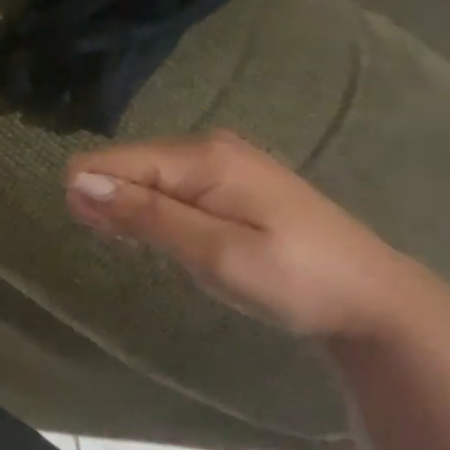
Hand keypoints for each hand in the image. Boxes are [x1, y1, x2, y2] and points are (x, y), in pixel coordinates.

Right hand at [65, 130, 436, 344]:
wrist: (373, 302)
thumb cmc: (293, 278)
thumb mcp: (213, 251)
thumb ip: (144, 215)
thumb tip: (76, 184)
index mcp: (200, 158)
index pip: (101, 163)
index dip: (92, 201)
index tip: (118, 239)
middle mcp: (204, 147)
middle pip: (117, 167)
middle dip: (112, 207)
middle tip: (144, 250)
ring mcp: (218, 162)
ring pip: (136, 179)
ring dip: (133, 215)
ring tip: (164, 250)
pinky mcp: (225, 181)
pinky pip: (162, 187)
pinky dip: (155, 215)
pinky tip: (178, 241)